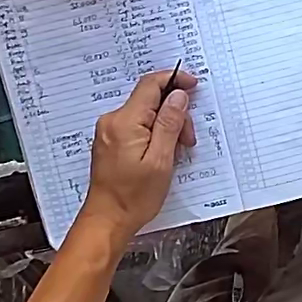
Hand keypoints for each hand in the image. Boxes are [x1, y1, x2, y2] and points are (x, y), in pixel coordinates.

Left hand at [77, 68, 196, 245]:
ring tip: (176, 152)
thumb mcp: (161, 160)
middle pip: (151, 100)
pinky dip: (155, 133)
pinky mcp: (112, 140)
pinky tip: (163, 153)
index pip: (150, 85)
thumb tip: (178, 96)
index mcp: (125, 122)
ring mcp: (110, 131)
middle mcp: (113, 121)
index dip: (175, 80)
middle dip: (174, 113)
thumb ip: (169, 124)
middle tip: (187, 138)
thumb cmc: (133, 197)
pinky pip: (138, 124)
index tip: (193, 85)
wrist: (108, 220)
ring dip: (166, 125)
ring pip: (146, 113)